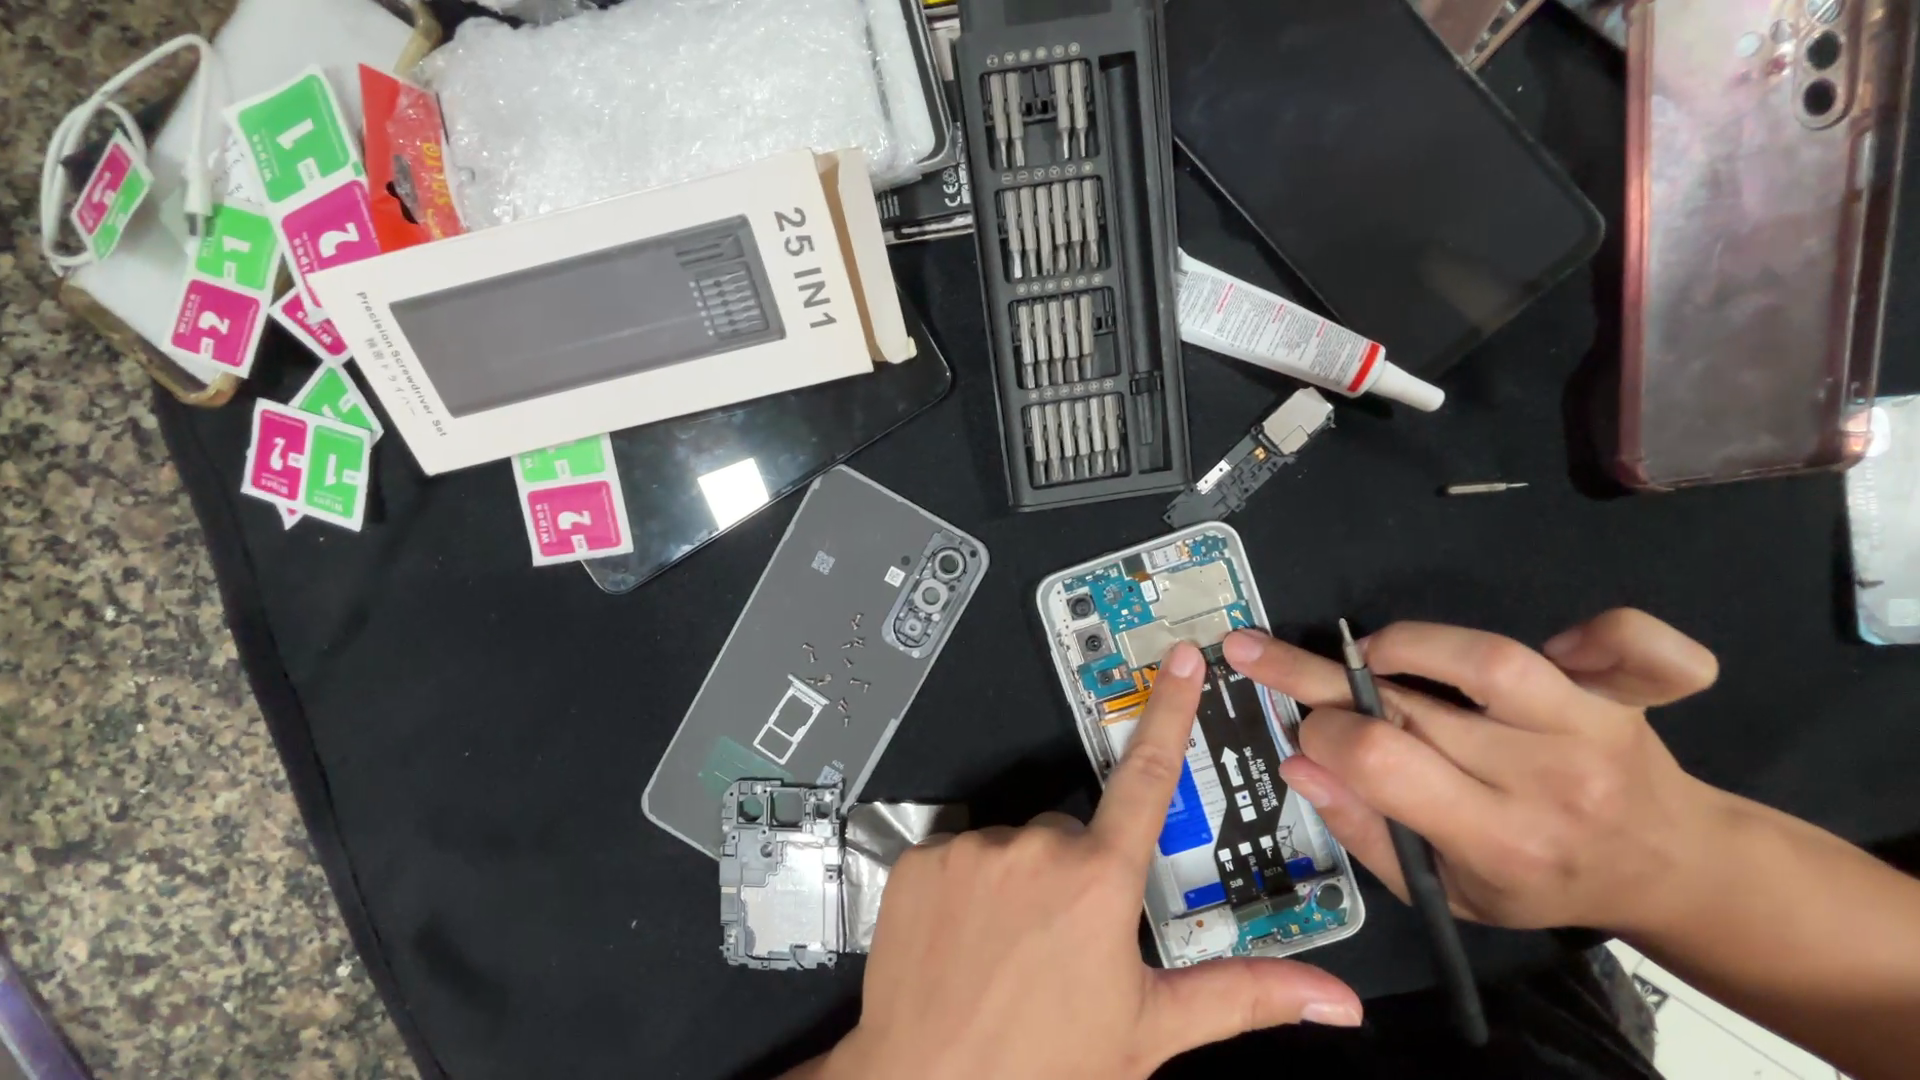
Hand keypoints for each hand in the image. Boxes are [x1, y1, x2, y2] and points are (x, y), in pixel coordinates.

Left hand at [820, 642, 1360, 1079]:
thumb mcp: (1149, 1029)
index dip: (1170, 712)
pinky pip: (962, 853)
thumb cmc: (1039, 1065)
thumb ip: (1242, 994)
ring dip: (1021, 880)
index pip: (1148, 776)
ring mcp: (973, 849)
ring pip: (1016, 844)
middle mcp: (1034, 848)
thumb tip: (1331, 999)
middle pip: (1072, 830)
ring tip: (1012, 947)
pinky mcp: (922, 858)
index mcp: (1099, 879)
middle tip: (1065, 940)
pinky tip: (968, 937)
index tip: (1181, 662)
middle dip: (1078, 870)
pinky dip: (970, 885)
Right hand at [1222, 609, 1722, 935]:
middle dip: (1317, 676)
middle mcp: (1544, 780)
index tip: (1306, 732)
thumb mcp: (1441, 889)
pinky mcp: (1625, 694)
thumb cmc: (1536, 883)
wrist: (1664, 870)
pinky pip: (1634, 646)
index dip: (1322, 734)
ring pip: (1485, 659)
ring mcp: (1589, 730)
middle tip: (1255, 650)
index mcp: (1494, 839)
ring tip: (1367, 654)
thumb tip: (1298, 761)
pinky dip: (1606, 630)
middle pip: (1410, 705)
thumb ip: (1363, 830)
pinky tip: (1564, 640)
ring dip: (1406, 645)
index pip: (1380, 760)